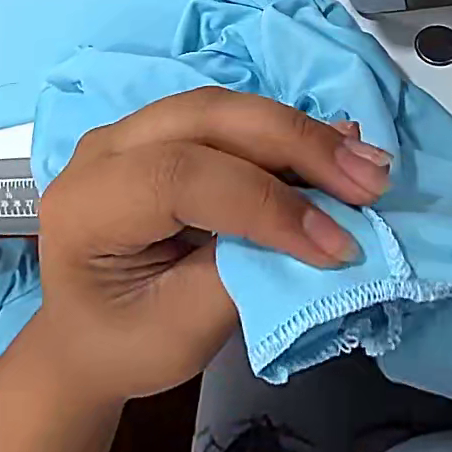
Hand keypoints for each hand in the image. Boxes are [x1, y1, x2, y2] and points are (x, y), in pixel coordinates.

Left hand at [32, 87, 391, 405]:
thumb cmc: (119, 345)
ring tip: (364, 164)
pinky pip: (228, 118)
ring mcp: (131, 130)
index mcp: (87, 204)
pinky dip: (284, 135)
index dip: (265, 203)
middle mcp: (103, 148)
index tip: (337, 244)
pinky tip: (331, 146)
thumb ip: (241, 275)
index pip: (178, 177)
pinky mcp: (162, 131)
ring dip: (298, 133)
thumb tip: (321, 227)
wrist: (81, 333)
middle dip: (295, 144)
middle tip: (369, 179)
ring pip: (224, 107)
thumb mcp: (177, 333)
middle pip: (206, 117)